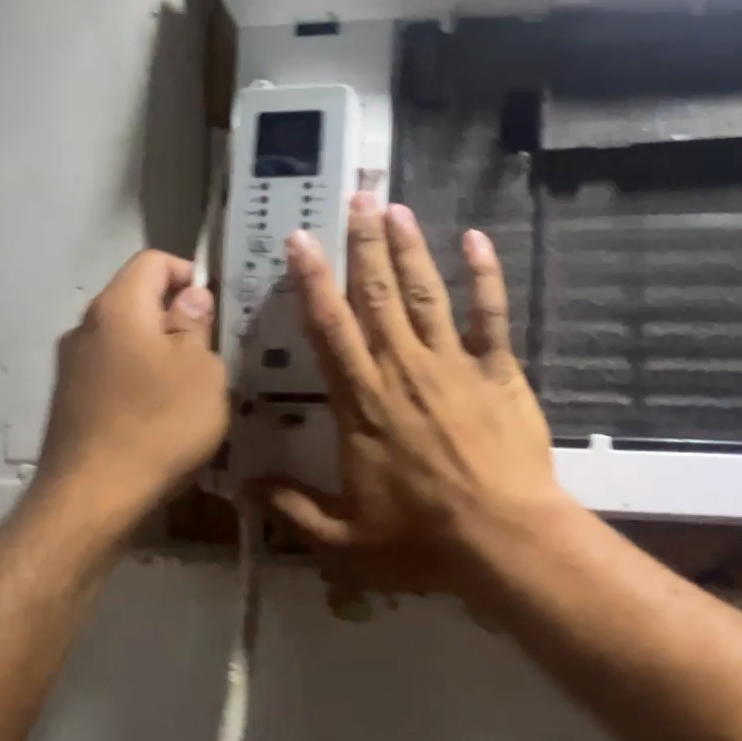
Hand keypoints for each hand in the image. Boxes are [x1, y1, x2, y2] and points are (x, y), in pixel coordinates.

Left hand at [36, 250, 227, 516]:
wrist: (92, 498)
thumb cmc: (159, 425)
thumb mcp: (201, 371)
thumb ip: (196, 325)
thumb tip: (190, 297)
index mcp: (118, 307)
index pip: (153, 261)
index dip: (190, 274)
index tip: (218, 310)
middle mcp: (86, 326)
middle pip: (137, 300)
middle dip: (178, 318)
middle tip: (213, 353)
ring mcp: (72, 366)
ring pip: (126, 340)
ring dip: (160, 354)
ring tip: (192, 390)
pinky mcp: (69, 401)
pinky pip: (114, 373)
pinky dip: (141, 382)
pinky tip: (162, 417)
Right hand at [259, 193, 566, 583]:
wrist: (502, 539)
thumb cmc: (422, 541)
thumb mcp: (343, 539)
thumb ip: (291, 509)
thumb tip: (239, 490)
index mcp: (362, 404)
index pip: (329, 330)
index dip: (313, 283)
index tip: (302, 241)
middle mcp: (403, 370)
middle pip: (377, 297)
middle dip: (363, 246)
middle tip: (355, 199)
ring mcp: (453, 365)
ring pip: (425, 294)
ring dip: (408, 250)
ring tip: (396, 208)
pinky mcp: (498, 371)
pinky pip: (490, 314)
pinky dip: (484, 276)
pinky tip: (475, 240)